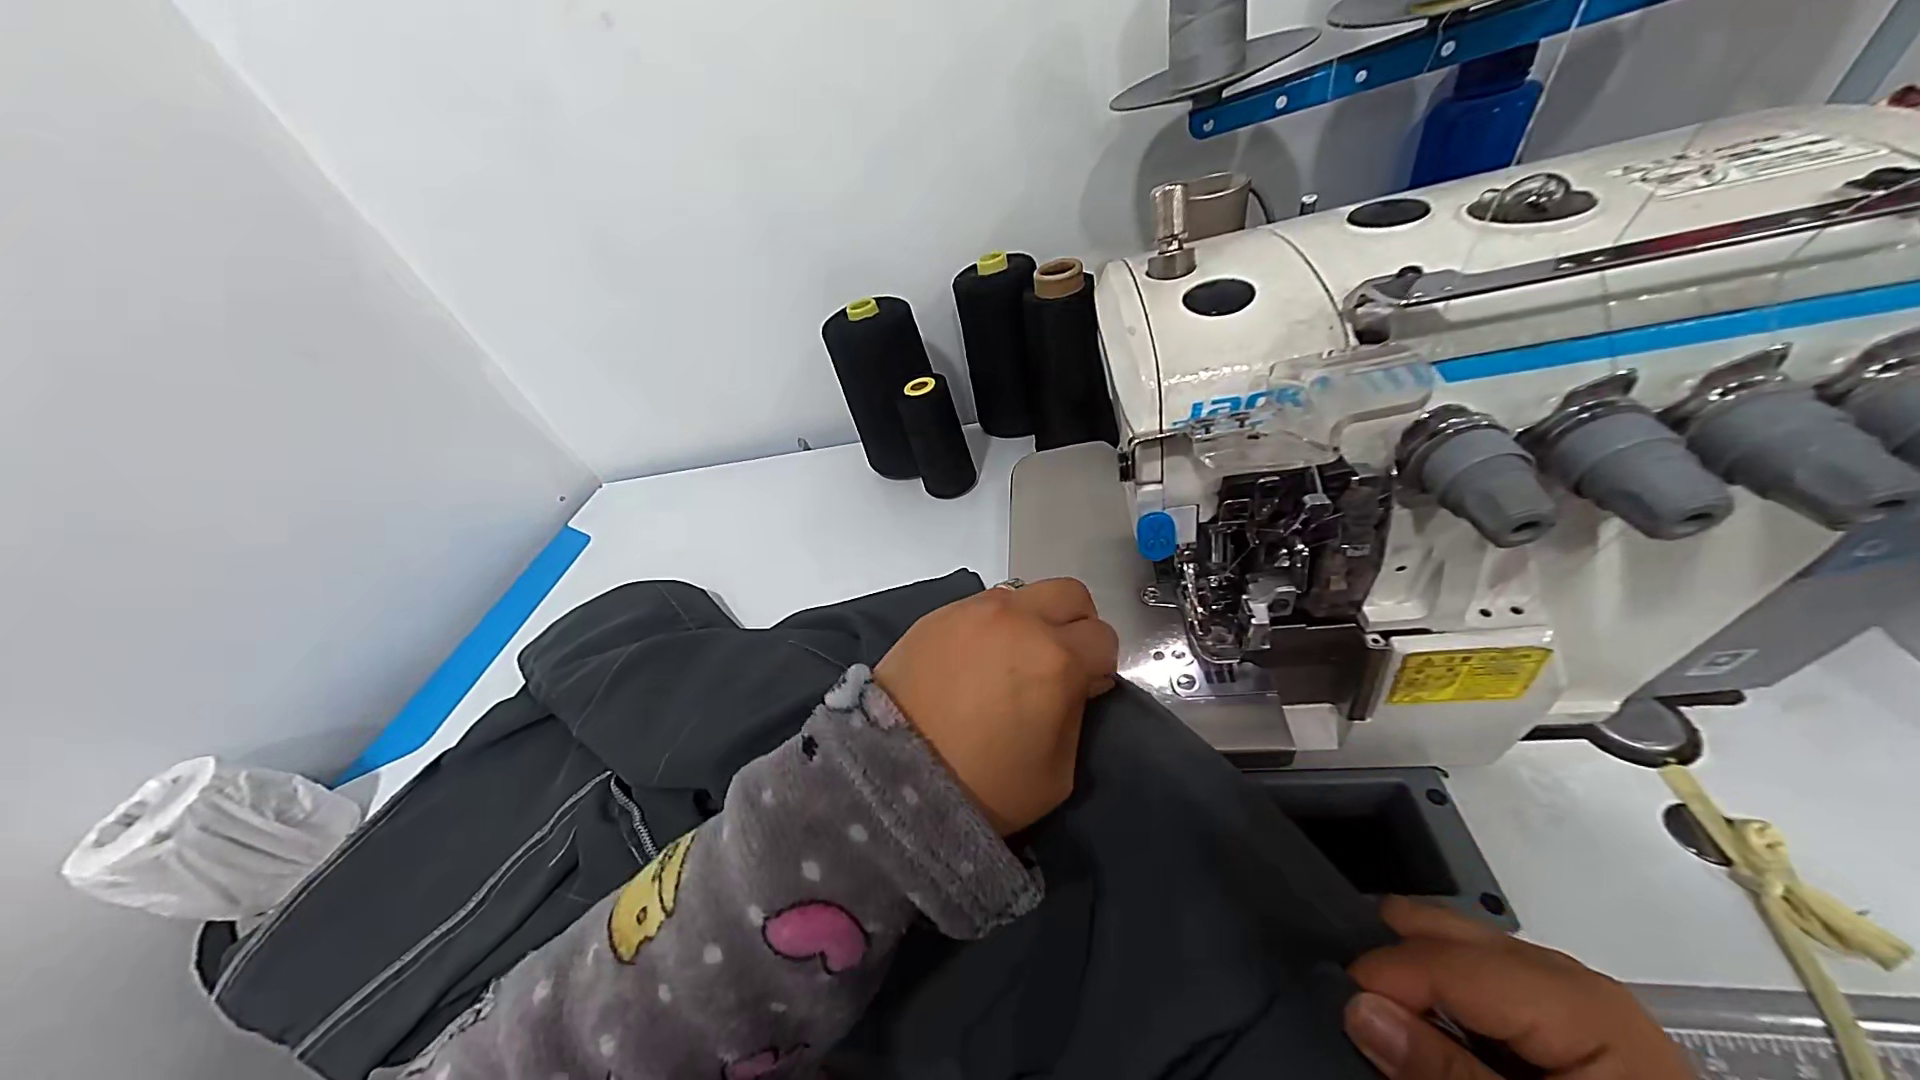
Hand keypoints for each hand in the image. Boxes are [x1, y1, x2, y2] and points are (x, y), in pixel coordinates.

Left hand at [874, 579, 1118, 834]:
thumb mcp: (1057, 771)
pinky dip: (993, 625)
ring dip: (1032, 620)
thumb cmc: (983, 786)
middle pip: (1071, 594)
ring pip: (1025, 593)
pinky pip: (983, 605)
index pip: (1104, 638)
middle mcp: (1017, 620)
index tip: (1085, 687)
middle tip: (1061, 659)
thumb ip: (1078, 713)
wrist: (896, 777)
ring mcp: (973, 611)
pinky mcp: (938, 614)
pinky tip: (976, 659)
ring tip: (1012, 659)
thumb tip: (1078, 681)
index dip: (1100, 665)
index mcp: (1055, 658)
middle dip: (1077, 625)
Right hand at [1344, 897, 1693, 1079]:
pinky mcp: (1560, 1010)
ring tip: (1391, 1023)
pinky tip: (1433, 1029)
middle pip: (1446, 931)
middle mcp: (1570, 977)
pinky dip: (1441, 992)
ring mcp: (1566, 989)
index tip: (1339, 1008)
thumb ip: (1446, 1072)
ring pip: (1454, 944)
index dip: (1381, 975)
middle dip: (1391, 960)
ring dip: (1412, 977)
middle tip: (1358, 1011)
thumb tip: (1359, 1010)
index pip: (1448, 958)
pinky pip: (1476, 973)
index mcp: (1578, 1003)